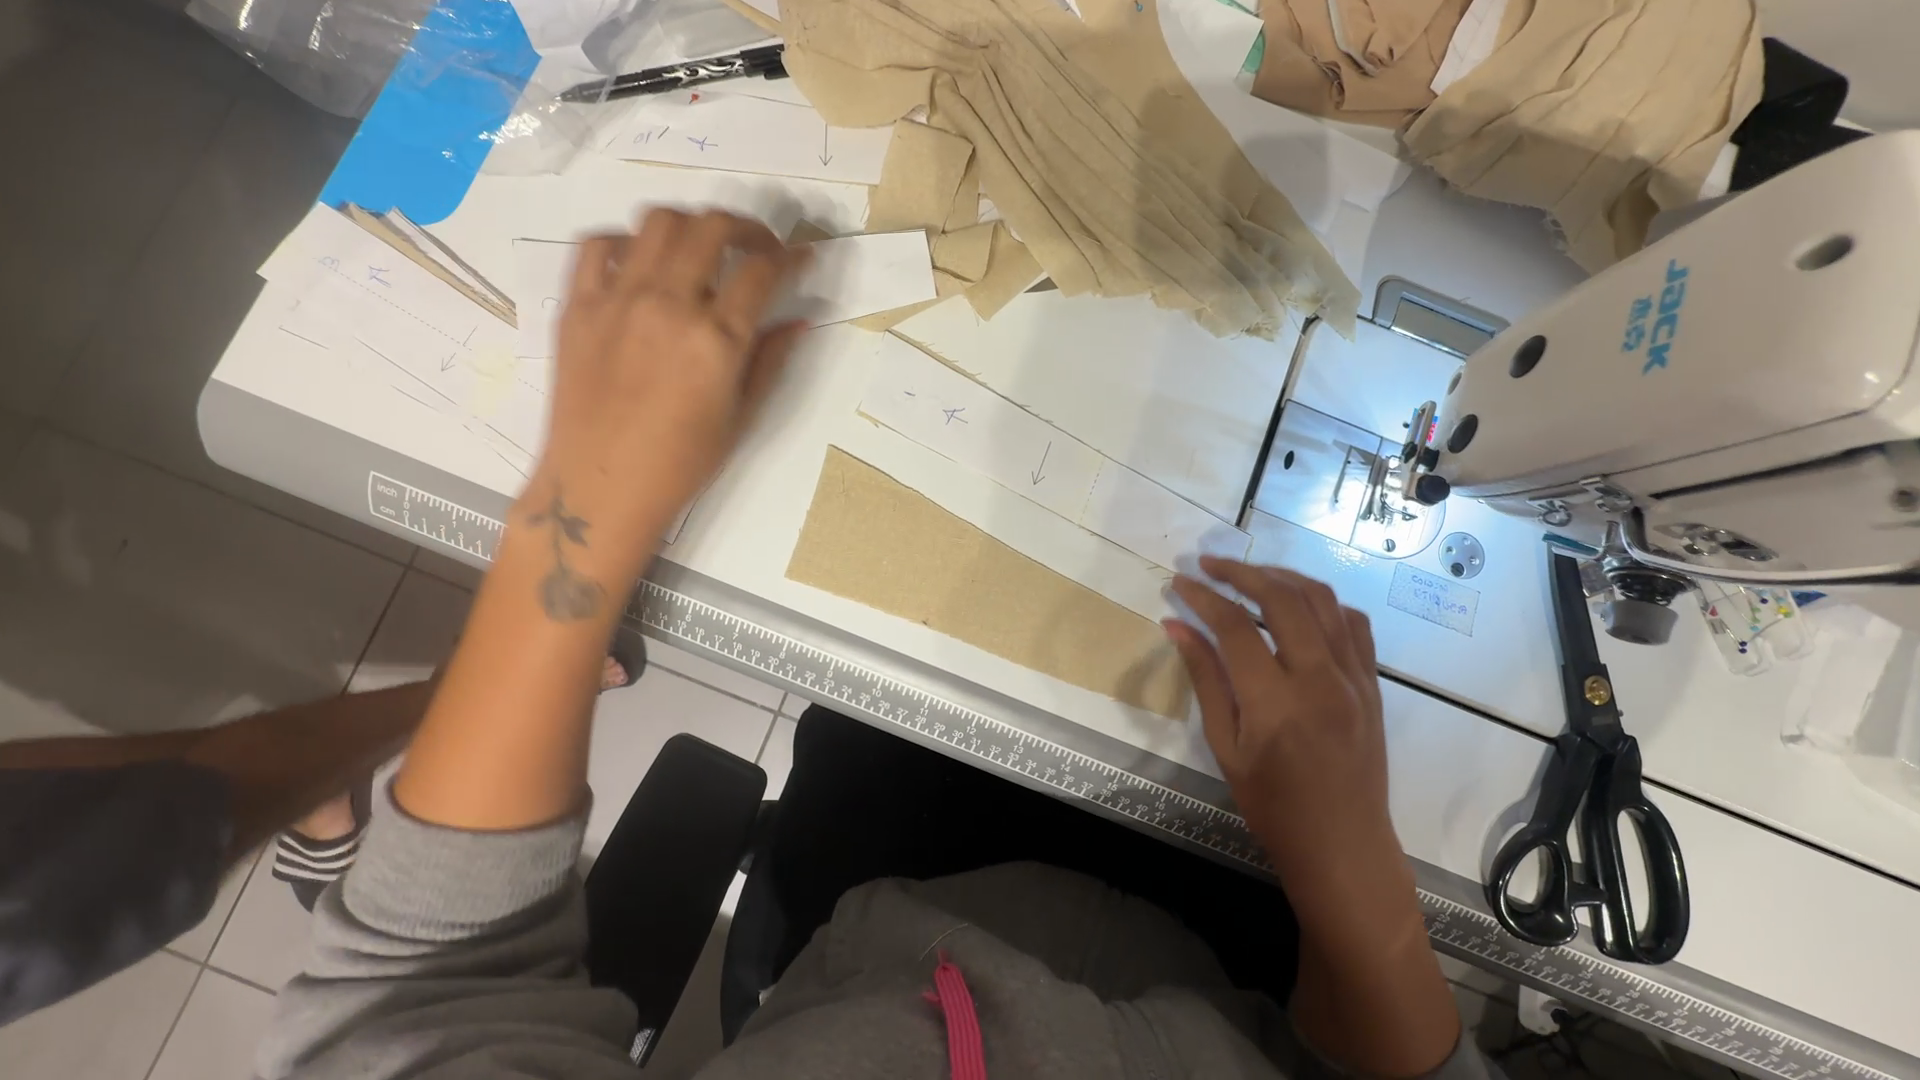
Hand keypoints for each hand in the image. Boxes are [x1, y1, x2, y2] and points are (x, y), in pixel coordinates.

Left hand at [529, 208, 806, 570]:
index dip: (792, 258)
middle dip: (746, 227)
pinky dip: (626, 240)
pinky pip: (599, 244)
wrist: (602, 485)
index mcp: (716, 340)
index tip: (803, 257)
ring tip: (702, 249)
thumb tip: (800, 321)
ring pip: (658, 222)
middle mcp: (669, 305)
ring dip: (691, 225)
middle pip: (712, 228)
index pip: (762, 272)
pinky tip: (642, 263)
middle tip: (757, 246)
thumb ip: (771, 360)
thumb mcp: (741, 417)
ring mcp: (618, 299)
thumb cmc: (681, 462)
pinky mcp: (578, 304)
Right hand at [1165, 559, 1396, 887]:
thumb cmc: (1273, 806)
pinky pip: (1353, 623)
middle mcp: (1320, 680)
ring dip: (1281, 577)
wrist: (1343, 845)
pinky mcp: (1372, 683)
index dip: (1202, 598)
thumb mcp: (1225, 748)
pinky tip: (1297, 605)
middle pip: (1281, 599)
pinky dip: (1322, 602)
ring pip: (1322, 601)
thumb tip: (1176, 626)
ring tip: (1248, 575)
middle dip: (1241, 573)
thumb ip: (1205, 680)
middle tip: (1208, 566)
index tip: (1178, 582)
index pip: (1234, 627)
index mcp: (1275, 702)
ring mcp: (1353, 678)